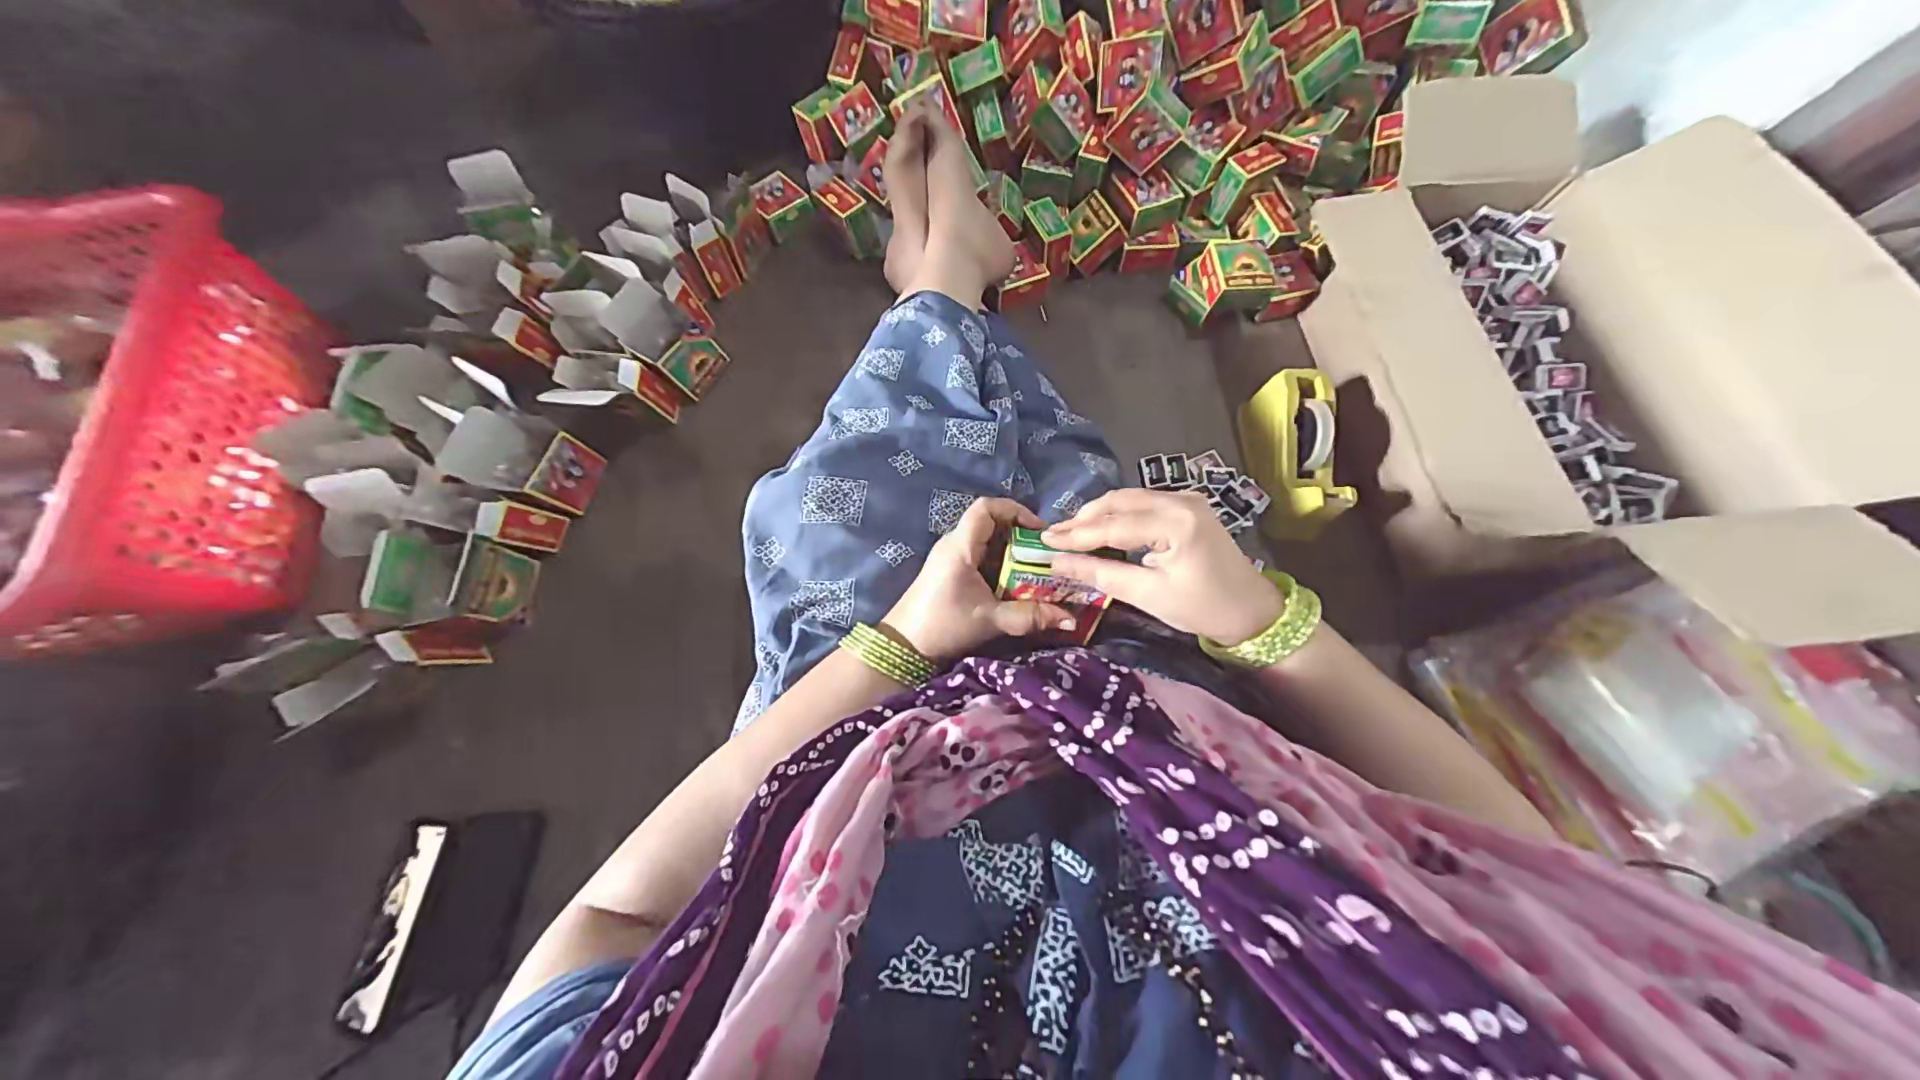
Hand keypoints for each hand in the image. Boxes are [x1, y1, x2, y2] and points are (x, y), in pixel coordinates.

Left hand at [885, 497, 1077, 661]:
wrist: (903, 647)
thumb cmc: (943, 626)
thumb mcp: (991, 620)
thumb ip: (1030, 617)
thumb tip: (1070, 620)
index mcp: (960, 546)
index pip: (986, 507)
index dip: (1015, 511)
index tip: (1038, 532)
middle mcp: (953, 545)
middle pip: (990, 523)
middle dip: (1020, 535)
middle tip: (1044, 555)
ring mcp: (949, 558)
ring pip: (985, 541)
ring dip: (1010, 552)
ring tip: (1035, 570)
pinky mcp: (949, 573)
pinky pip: (978, 557)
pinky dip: (998, 564)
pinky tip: (1014, 584)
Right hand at [1042, 489, 1283, 645]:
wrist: (1253, 611)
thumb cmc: (1202, 607)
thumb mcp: (1148, 594)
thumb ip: (1101, 574)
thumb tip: (1058, 563)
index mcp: (1176, 521)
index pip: (1113, 524)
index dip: (1076, 534)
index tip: (1044, 541)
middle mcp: (1181, 500)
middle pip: (1119, 501)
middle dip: (1083, 518)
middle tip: (1053, 535)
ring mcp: (1186, 500)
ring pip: (1128, 499)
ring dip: (1098, 515)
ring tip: (1069, 533)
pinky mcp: (1187, 507)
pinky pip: (1142, 504)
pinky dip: (1117, 515)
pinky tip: (1099, 528)